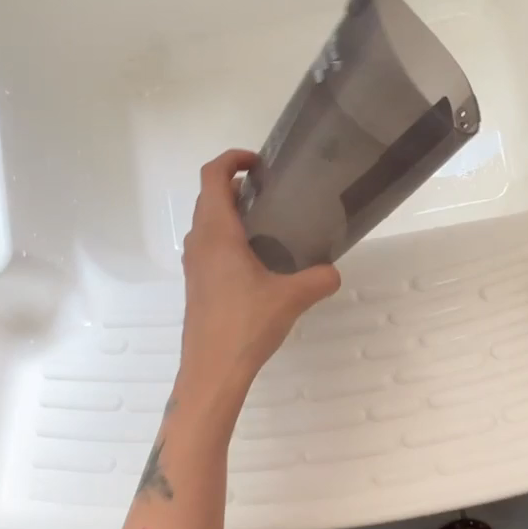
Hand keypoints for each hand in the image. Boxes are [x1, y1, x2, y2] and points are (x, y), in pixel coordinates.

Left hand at [179, 150, 340, 387]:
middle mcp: (199, 242)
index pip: (213, 176)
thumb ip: (319, 279)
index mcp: (217, 232)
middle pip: (210, 197)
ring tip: (268, 225)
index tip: (259, 164)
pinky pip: (209, 246)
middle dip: (237, 186)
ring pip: (208, 223)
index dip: (232, 159)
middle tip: (272, 194)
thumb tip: (333, 272)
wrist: (212, 370)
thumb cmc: (246, 325)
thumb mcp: (291, 298)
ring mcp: (194, 264)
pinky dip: (228, 238)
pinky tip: (256, 261)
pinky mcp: (196, 285)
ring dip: (231, 214)